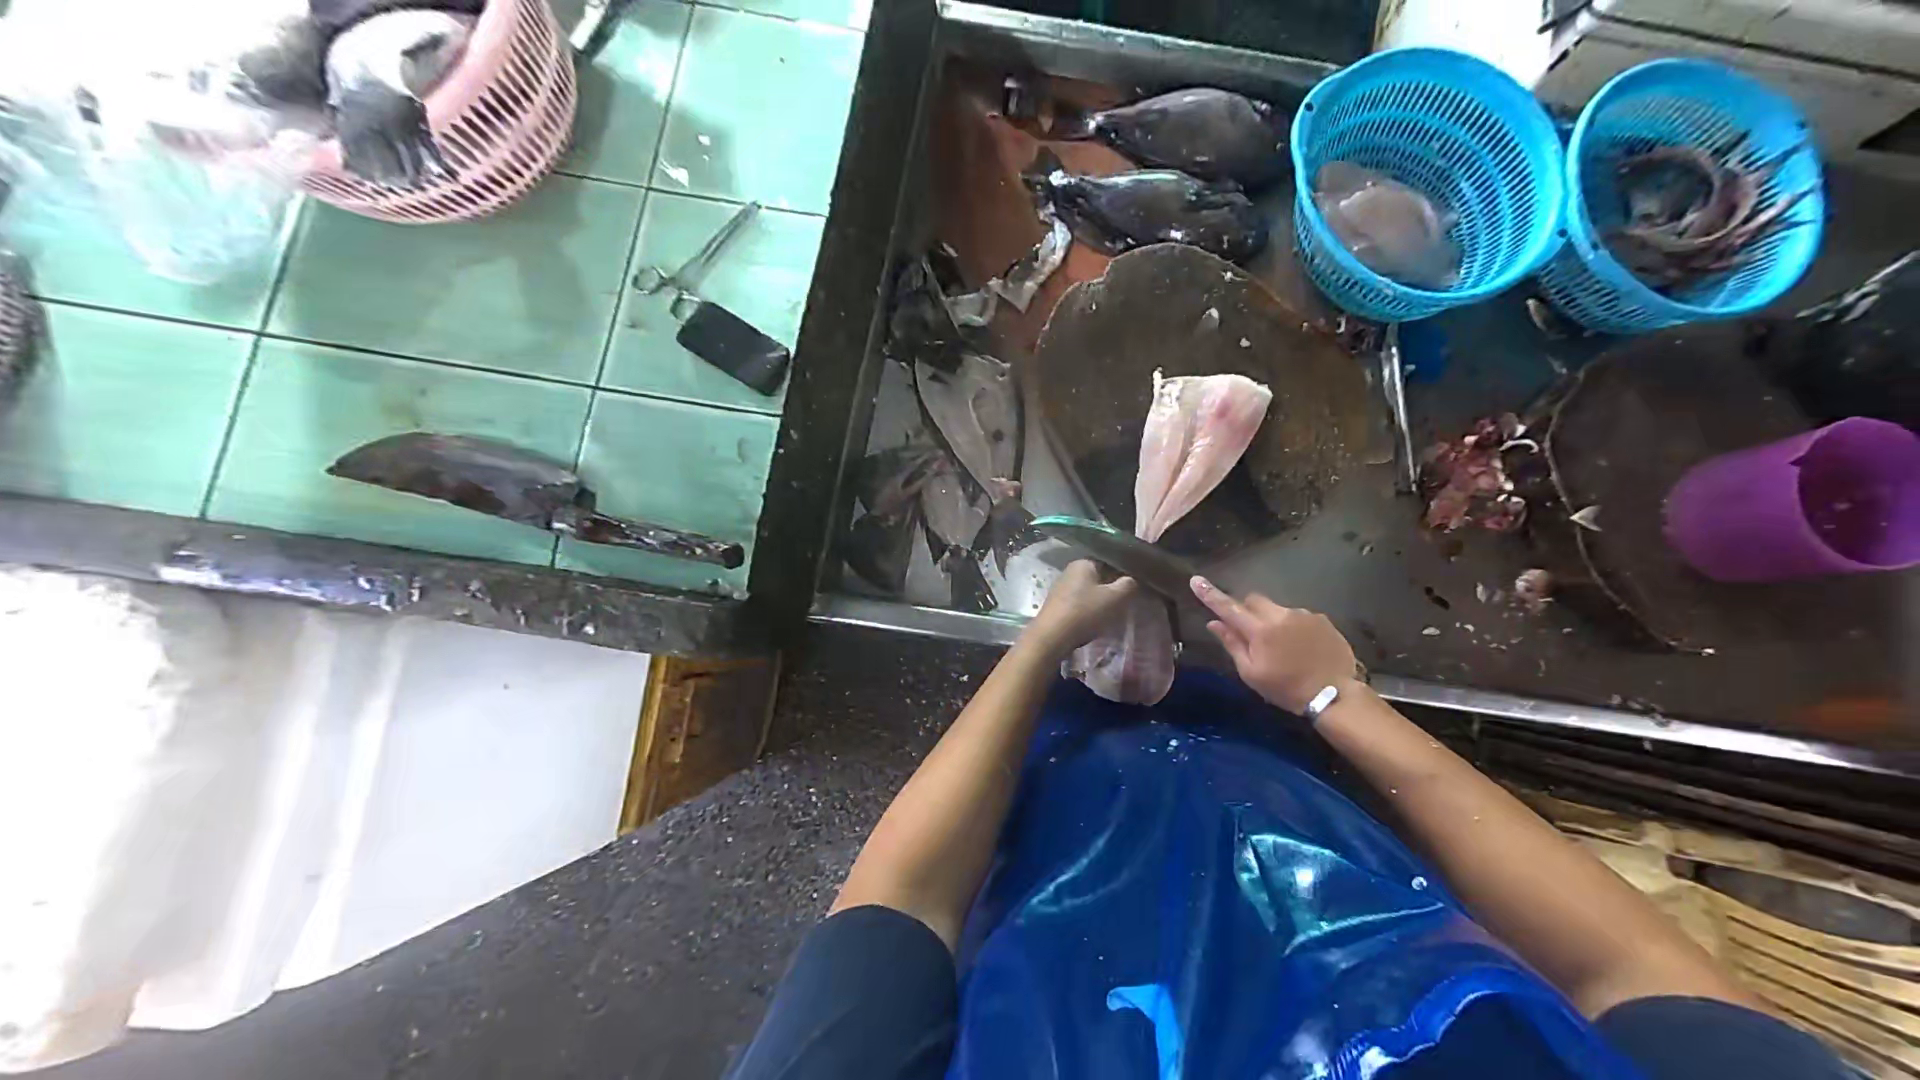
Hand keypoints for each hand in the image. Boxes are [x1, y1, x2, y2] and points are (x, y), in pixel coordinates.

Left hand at [1025, 561, 1137, 658]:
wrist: (1052, 636)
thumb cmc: (1085, 612)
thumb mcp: (1115, 597)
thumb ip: (1128, 585)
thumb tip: (1131, 579)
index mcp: (1083, 563)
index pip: (1109, 561)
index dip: (1123, 572)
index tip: (1134, 586)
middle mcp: (1070, 571)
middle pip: (1098, 577)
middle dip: (1111, 588)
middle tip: (1125, 601)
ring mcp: (1061, 588)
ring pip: (1088, 591)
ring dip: (1100, 601)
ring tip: (1112, 613)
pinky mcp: (1057, 605)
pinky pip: (1079, 604)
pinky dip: (1088, 610)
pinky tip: (1094, 622)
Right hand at [1191, 576, 1358, 713]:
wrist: (1334, 695)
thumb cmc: (1286, 688)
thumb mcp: (1251, 673)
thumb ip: (1232, 644)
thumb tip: (1214, 623)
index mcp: (1260, 630)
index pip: (1228, 607)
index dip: (1210, 594)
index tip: (1196, 580)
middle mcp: (1281, 615)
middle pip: (1254, 600)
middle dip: (1247, 610)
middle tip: (1250, 633)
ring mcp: (1305, 615)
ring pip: (1277, 608)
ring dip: (1272, 620)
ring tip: (1282, 646)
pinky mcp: (1322, 620)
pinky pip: (1299, 616)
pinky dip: (1293, 626)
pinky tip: (1300, 646)